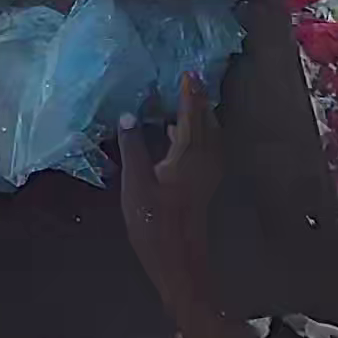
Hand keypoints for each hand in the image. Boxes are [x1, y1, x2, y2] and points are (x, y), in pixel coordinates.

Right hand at [118, 73, 223, 307]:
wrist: (179, 264)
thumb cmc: (154, 223)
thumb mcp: (136, 184)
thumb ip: (133, 147)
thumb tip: (129, 115)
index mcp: (189, 157)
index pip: (191, 117)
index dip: (189, 95)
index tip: (187, 74)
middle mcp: (204, 162)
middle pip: (207, 124)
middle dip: (199, 102)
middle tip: (190, 82)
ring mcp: (206, 176)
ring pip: (209, 137)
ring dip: (201, 117)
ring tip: (188, 102)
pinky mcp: (203, 187)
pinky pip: (206, 149)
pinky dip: (197, 134)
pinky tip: (181, 136)